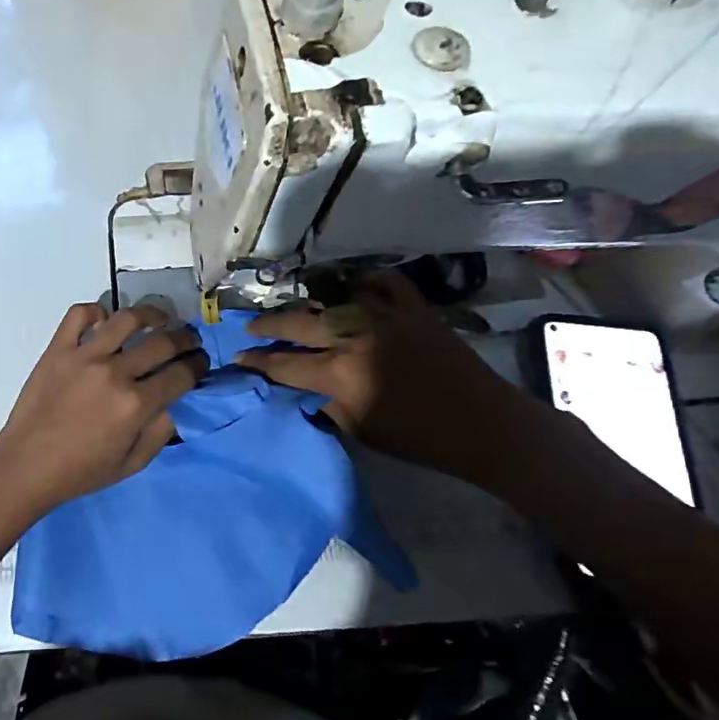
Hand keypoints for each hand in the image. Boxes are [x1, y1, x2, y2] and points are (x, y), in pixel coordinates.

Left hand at [0, 304, 205, 512]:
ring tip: (159, 319)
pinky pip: (80, 315)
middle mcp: (115, 373)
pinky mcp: (58, 349)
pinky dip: (96, 312)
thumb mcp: (132, 464)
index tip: (200, 363)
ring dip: (151, 315)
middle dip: (185, 340)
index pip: (181, 374)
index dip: (198, 366)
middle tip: (189, 342)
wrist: (26, 466)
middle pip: (163, 343)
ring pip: (127, 319)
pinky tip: (106, 321)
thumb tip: (173, 401)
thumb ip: (160, 432)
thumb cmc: (81, 471)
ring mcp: (84, 356)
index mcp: (136, 405)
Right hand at [236, 273, 500, 464]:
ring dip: (308, 303)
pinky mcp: (413, 307)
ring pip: (333, 297)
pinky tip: (353, 288)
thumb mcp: (357, 428)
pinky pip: (382, 282)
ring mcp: (385, 315)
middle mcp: (355, 336)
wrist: (479, 423)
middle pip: (298, 323)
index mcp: (339, 373)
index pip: (284, 364)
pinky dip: (365, 282)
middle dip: (268, 326)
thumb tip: (298, 385)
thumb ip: (323, 401)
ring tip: (296, 309)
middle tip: (252, 327)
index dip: (258, 362)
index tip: (239, 358)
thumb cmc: (415, 438)